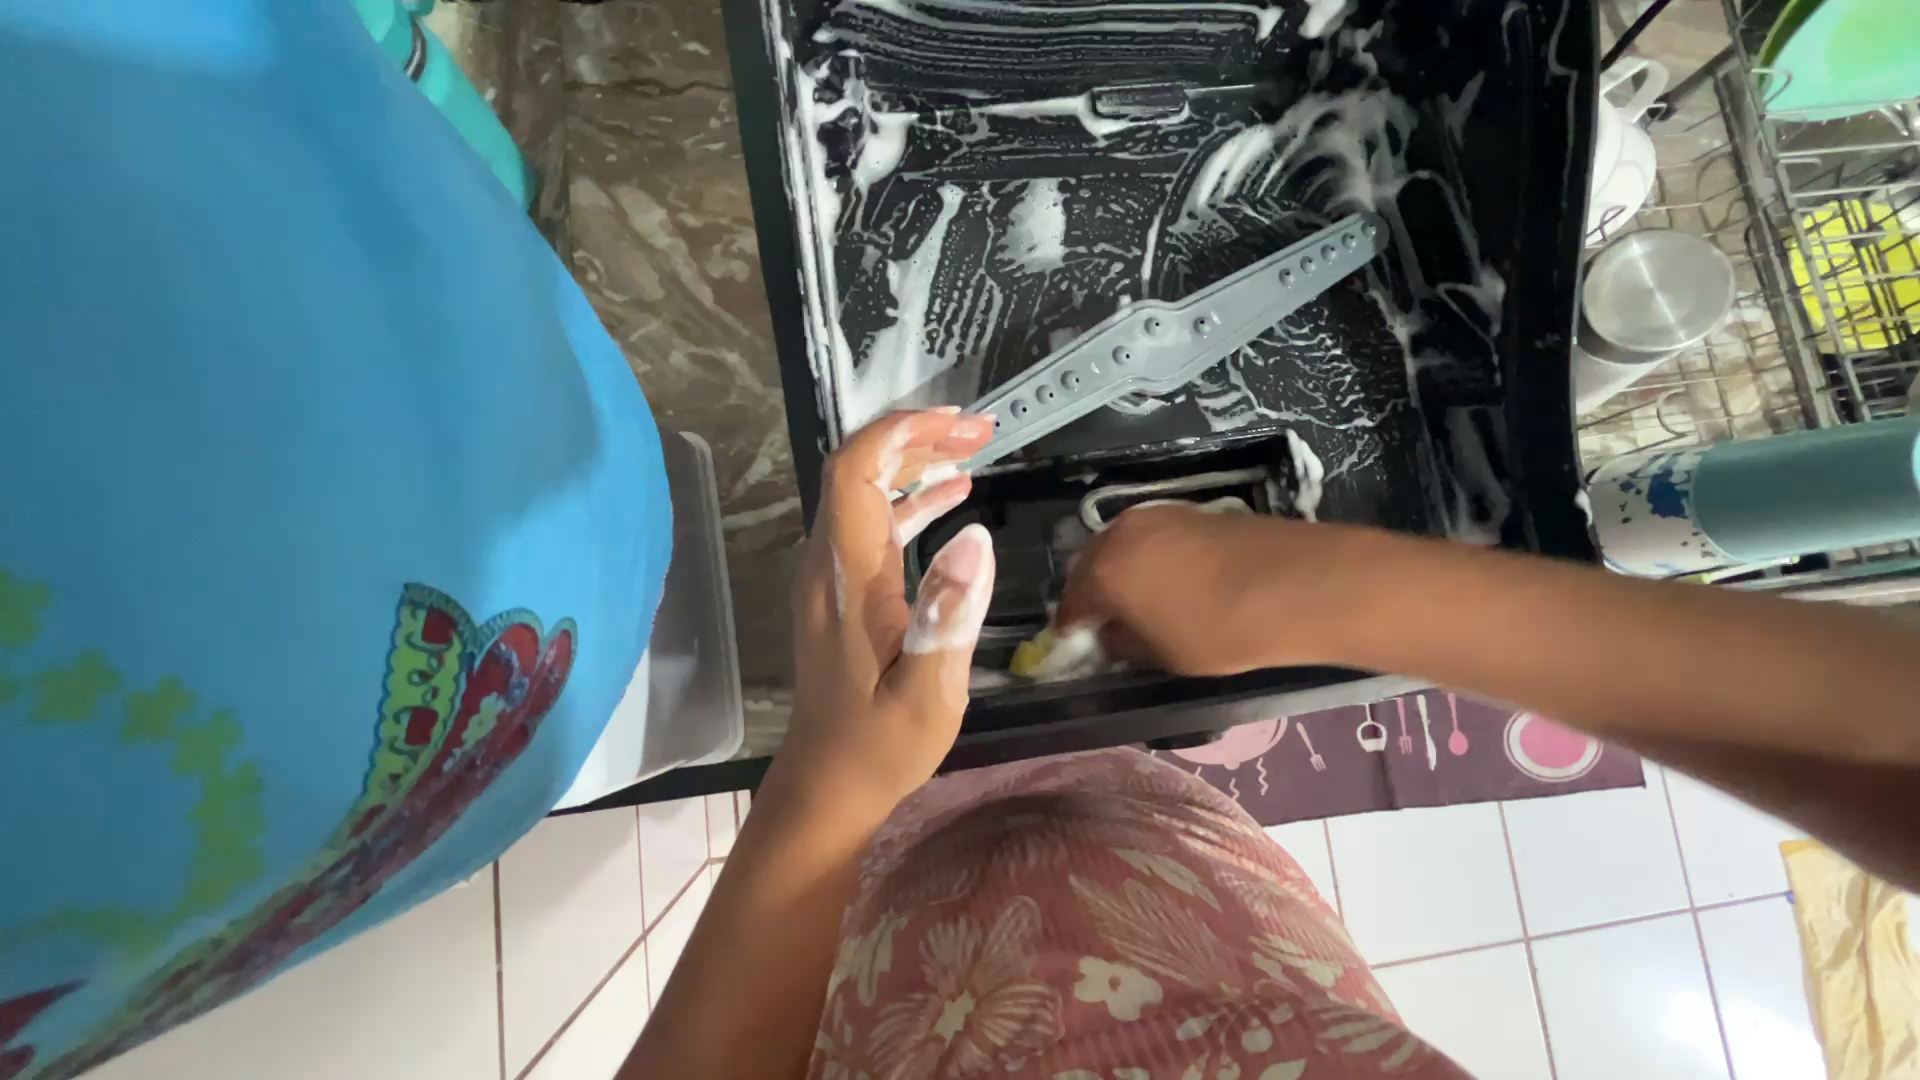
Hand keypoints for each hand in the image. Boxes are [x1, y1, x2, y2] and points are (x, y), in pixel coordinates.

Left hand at [777, 409, 997, 815]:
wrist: (830, 782)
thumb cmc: (880, 744)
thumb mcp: (927, 691)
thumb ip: (948, 617)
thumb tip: (977, 537)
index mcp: (846, 576)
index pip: (855, 471)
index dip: (900, 433)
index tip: (956, 423)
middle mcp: (828, 563)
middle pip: (857, 469)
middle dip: (916, 438)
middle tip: (979, 430)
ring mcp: (830, 576)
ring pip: (865, 493)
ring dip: (914, 464)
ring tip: (973, 452)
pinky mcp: (841, 591)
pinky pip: (872, 526)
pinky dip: (910, 501)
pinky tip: (952, 498)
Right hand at [1054, 503, 1350, 675]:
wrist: (1297, 584)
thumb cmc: (1220, 631)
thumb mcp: (1162, 655)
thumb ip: (1124, 642)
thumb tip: (1112, 632)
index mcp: (1103, 571)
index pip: (1071, 603)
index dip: (1071, 626)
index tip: (1076, 643)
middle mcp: (1119, 534)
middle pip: (1090, 566)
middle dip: (1092, 593)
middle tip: (1106, 621)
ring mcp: (1156, 516)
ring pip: (1121, 547)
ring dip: (1121, 572)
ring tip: (1139, 600)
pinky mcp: (1188, 510)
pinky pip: (1151, 539)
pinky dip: (1149, 559)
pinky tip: (1170, 580)